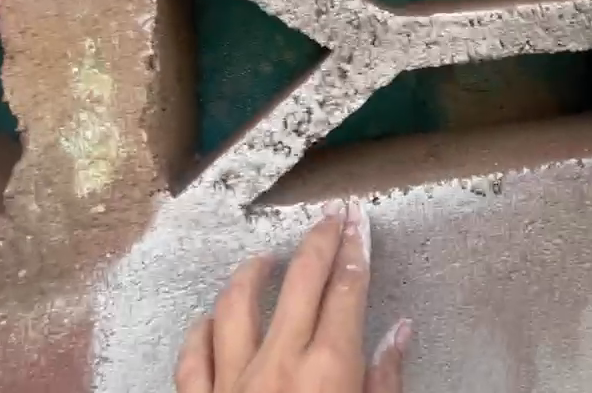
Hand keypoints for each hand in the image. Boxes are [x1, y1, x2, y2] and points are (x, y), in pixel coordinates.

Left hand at [174, 202, 412, 392]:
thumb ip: (387, 383)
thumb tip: (400, 331)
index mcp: (329, 368)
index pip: (348, 288)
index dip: (356, 248)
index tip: (360, 219)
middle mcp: (280, 363)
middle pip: (301, 280)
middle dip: (319, 240)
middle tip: (331, 216)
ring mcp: (231, 387)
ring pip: (236, 307)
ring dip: (253, 274)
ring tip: (264, 259)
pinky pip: (191, 359)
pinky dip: (200, 332)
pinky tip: (209, 320)